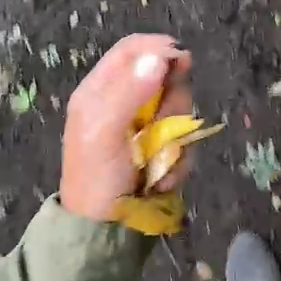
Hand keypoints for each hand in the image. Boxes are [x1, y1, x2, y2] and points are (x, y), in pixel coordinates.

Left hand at [60, 34, 192, 220]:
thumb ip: (130, 91)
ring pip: (178, 108)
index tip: (182, 60)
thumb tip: (160, 56)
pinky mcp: (160, 148)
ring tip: (157, 160)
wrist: (105, 231)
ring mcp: (144, 125)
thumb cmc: (97, 176)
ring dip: (174, 135)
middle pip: (163, 77)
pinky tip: (161, 176)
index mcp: (99, 89)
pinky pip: (183, 139)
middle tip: (162, 124)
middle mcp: (122, 101)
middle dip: (170, 101)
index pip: (132, 49)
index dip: (157, 48)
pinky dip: (177, 158)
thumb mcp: (105, 130)